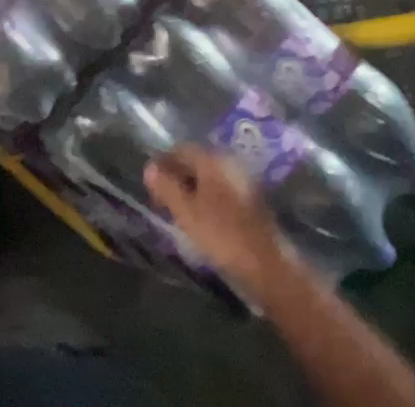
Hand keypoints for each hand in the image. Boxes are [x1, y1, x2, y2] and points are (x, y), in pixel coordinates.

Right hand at [144, 145, 294, 295]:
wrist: (265, 265)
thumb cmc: (221, 235)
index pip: (182, 149)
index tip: (150, 180)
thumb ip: (166, 187)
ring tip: (177, 208)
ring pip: (209, 177)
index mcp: (213, 161)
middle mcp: (230, 164)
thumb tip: (149, 167)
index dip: (163, 161)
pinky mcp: (251, 201)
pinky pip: (221, 190)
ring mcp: (243, 182)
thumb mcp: (185, 212)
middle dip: (177, 175)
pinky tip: (199, 216)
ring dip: (191, 187)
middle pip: (197, 161)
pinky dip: (206, 197)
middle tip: (160, 195)